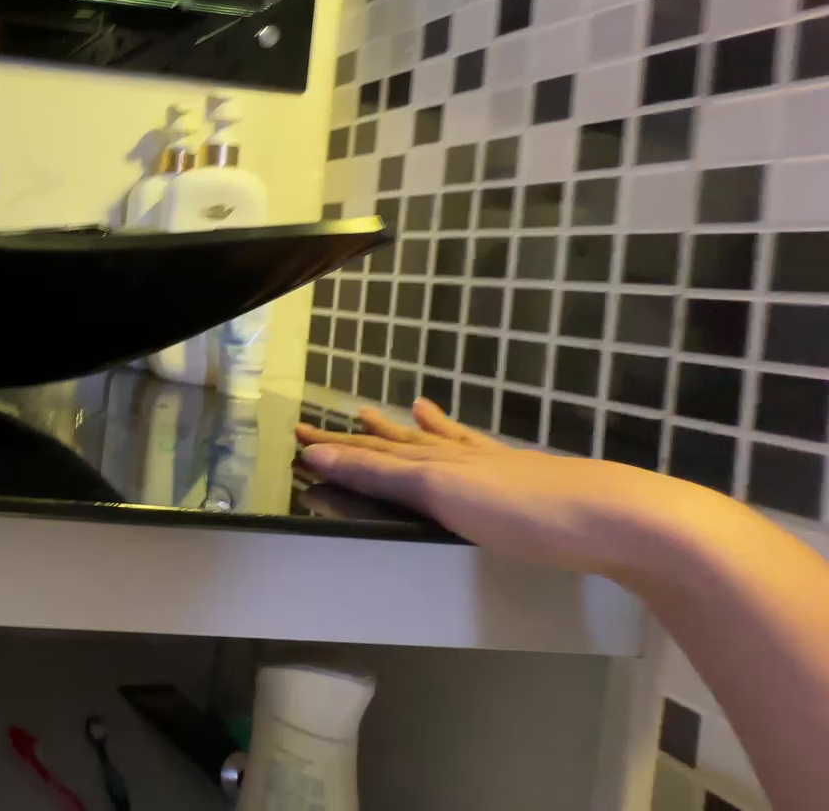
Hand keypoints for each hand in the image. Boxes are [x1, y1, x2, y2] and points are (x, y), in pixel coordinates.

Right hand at [295, 398, 747, 585]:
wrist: (632, 521)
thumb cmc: (524, 510)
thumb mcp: (438, 493)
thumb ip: (377, 475)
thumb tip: (313, 453)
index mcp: (435, 461)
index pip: (371, 451)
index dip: (333, 444)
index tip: (297, 434)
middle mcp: (460, 457)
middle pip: (401, 443)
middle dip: (364, 434)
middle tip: (335, 417)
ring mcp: (500, 467)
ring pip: (445, 443)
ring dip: (416, 430)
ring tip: (404, 407)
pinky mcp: (536, 482)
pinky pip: (487, 452)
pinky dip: (470, 439)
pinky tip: (474, 436)